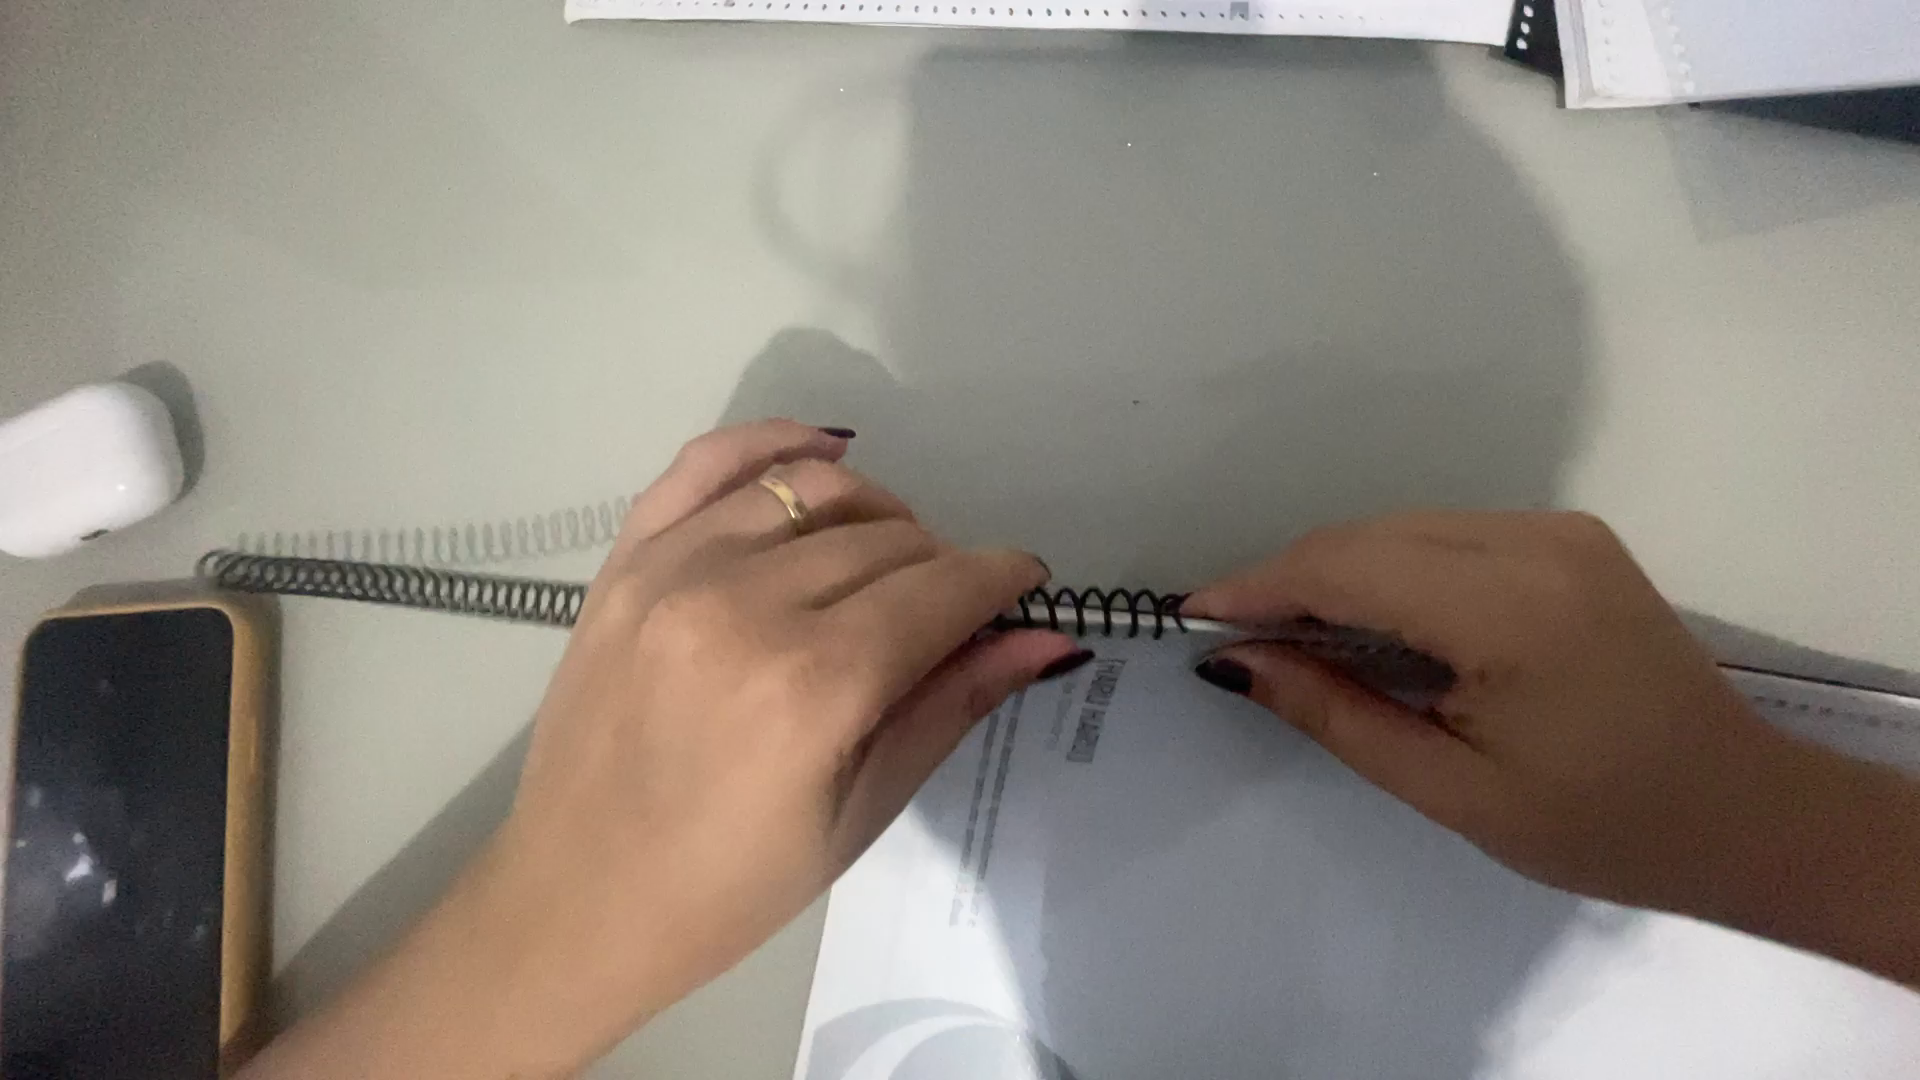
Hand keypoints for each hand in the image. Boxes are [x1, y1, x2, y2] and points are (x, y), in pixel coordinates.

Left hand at [492, 420, 1079, 1036]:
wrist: (573, 901)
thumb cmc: (732, 885)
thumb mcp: (863, 812)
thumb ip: (954, 704)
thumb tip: (1049, 639)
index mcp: (812, 687)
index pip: (940, 590)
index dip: (999, 576)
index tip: (1024, 580)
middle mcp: (743, 607)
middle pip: (887, 539)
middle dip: (945, 561)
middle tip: (953, 602)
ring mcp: (673, 571)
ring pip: (815, 488)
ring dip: (878, 509)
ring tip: (891, 551)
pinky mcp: (626, 561)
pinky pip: (708, 462)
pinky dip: (774, 441)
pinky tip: (822, 450)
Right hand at [1182, 512, 1919, 954]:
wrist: (1752, 814)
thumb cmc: (1600, 825)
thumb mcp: (1448, 789)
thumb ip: (1333, 713)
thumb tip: (1235, 662)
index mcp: (1512, 613)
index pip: (1345, 572)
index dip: (1259, 588)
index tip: (1194, 614)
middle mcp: (1532, 544)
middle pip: (1360, 539)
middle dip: (1282, 580)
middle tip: (1232, 632)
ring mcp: (1551, 530)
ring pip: (1387, 529)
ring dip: (1323, 572)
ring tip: (1283, 628)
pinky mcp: (1555, 534)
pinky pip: (1427, 534)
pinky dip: (1371, 567)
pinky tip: (1354, 613)